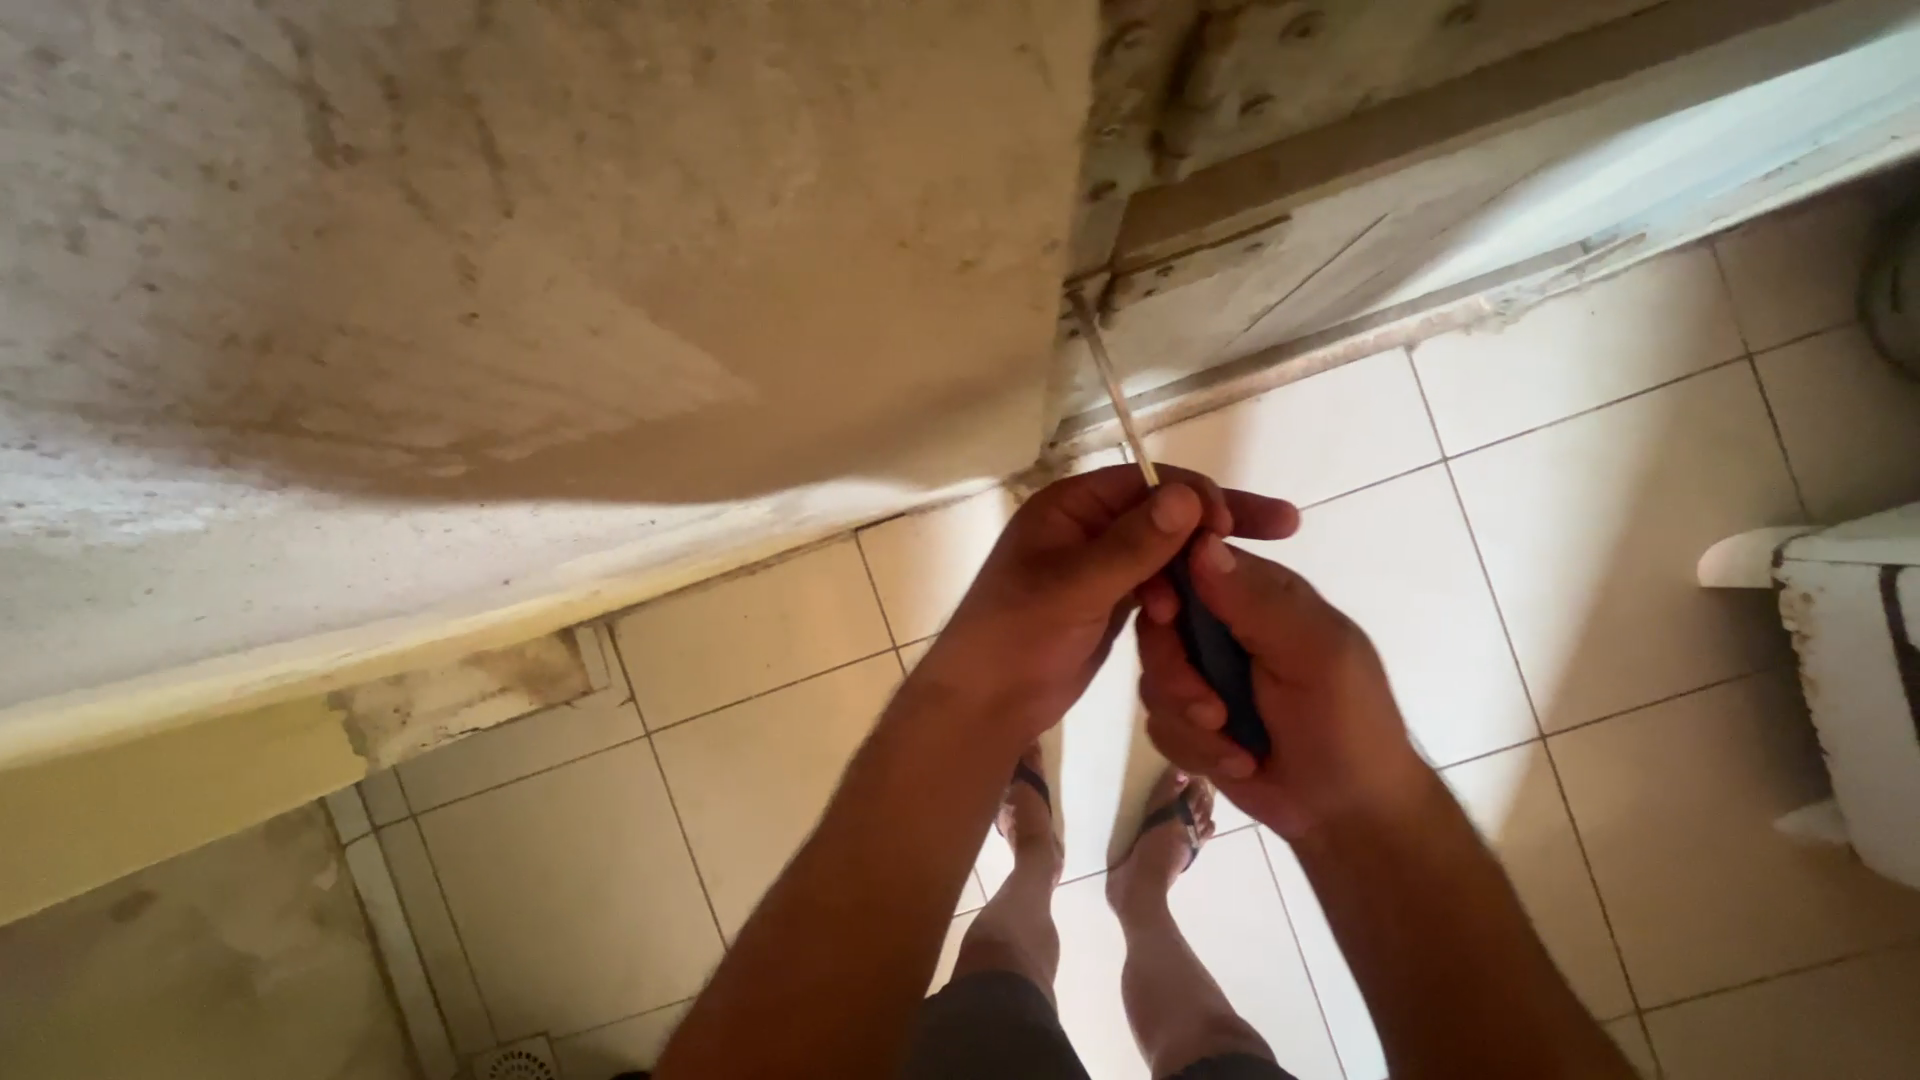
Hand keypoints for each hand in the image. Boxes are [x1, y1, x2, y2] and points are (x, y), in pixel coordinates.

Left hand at [910, 464, 1297, 745]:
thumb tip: (1189, 496)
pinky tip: (1216, 607)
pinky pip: (1157, 586)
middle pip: (1163, 513)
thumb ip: (1132, 545)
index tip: (1235, 523)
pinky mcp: (1110, 602)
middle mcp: (1086, 528)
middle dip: (1216, 522)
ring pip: (1164, 552)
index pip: (1145, 482)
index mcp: (1069, 507)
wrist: (986, 702)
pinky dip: (1184, 594)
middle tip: (1284, 525)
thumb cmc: (1016, 636)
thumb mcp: (1073, 588)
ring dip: (1200, 565)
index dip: (1194, 496)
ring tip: (1243, 582)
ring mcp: (1099, 566)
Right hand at [1137, 536, 1428, 839]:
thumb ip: (1258, 601)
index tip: (1167, 616)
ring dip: (1189, 721)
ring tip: (1236, 748)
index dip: (1164, 584)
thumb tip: (1199, 542)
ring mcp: (1201, 674)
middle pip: (1155, 626)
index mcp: (1255, 592)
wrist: (1348, 813)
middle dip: (1176, 675)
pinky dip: (1193, 749)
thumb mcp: (1315, 653)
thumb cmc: (1347, 723)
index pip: (1187, 563)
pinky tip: (1235, 762)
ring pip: (1152, 679)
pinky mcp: (1187, 719)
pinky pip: (1157, 722)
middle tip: (1211, 712)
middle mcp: (1219, 626)